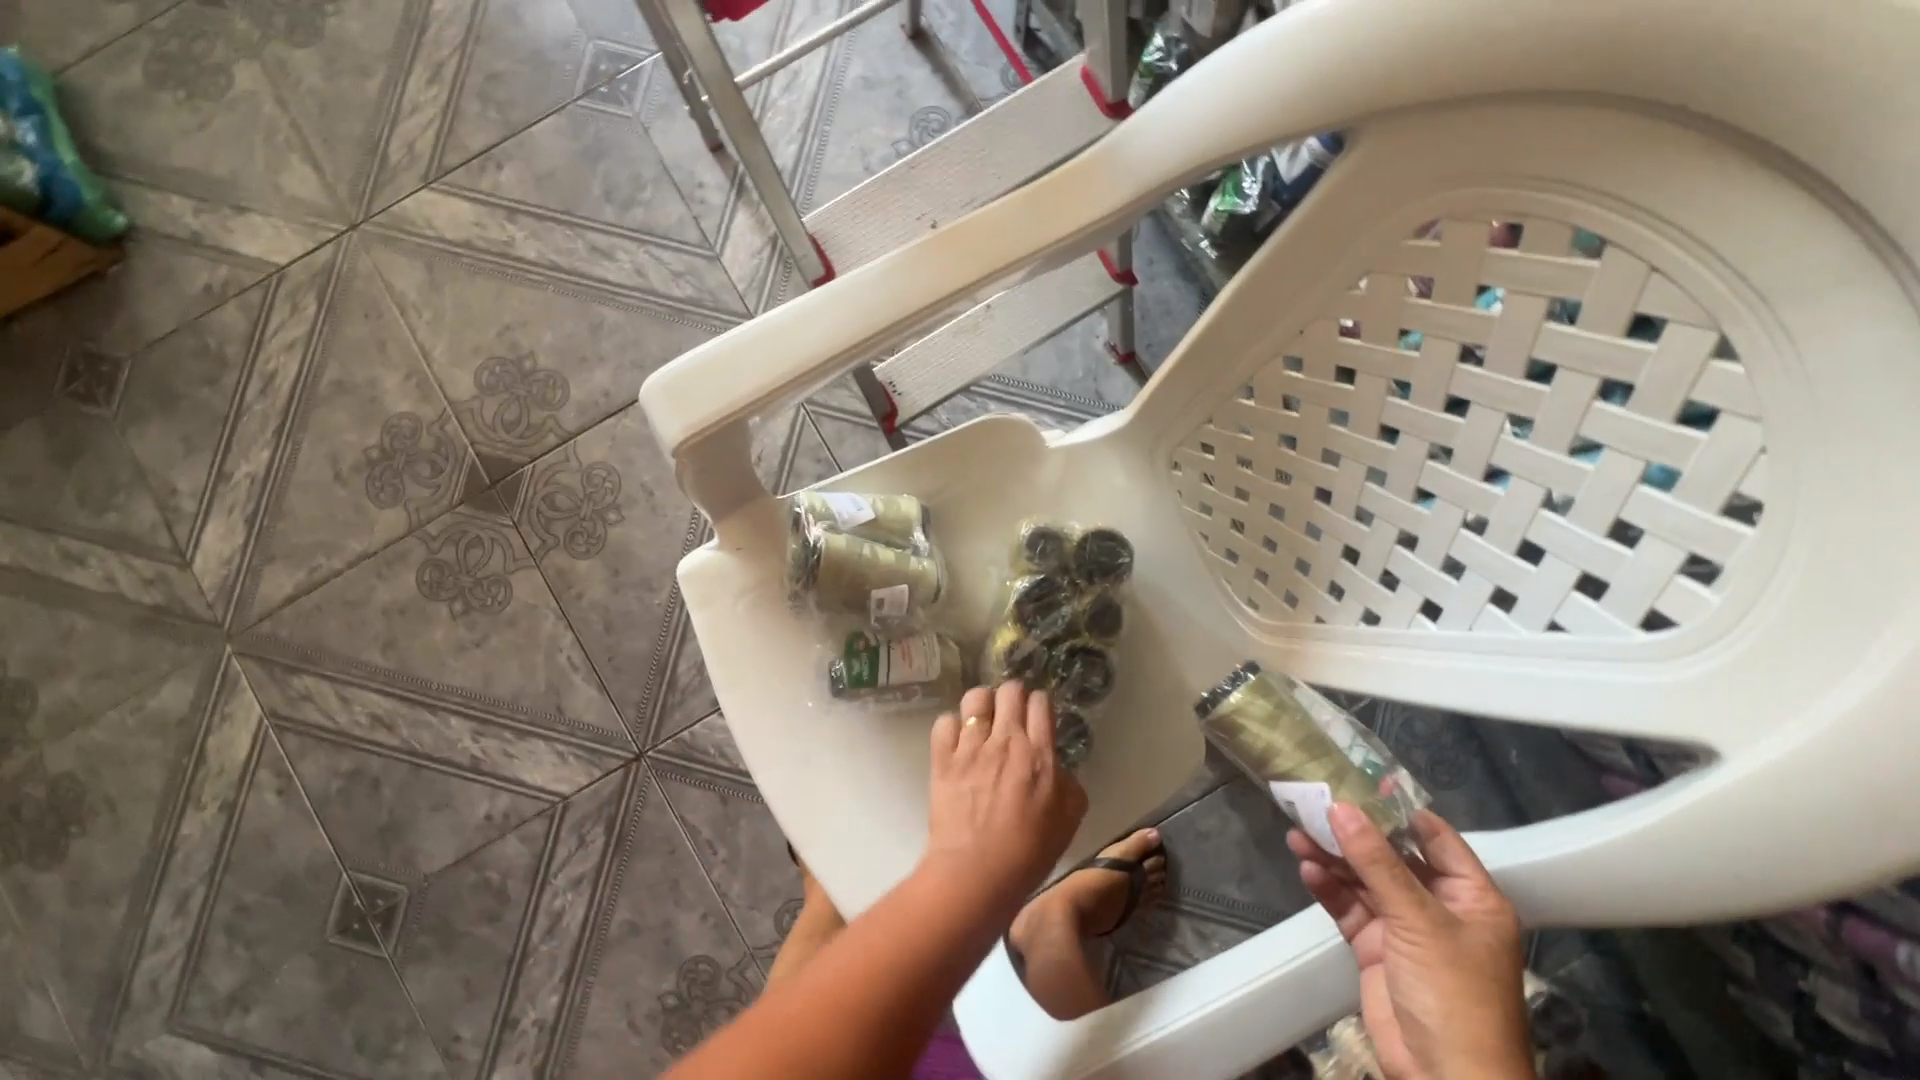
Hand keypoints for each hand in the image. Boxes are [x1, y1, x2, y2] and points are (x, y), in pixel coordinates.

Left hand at [923, 681, 1087, 916]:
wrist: (976, 872)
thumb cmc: (1029, 853)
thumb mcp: (1069, 820)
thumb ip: (1069, 785)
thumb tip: (1058, 769)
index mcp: (1040, 754)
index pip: (1041, 703)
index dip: (1039, 704)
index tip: (1037, 716)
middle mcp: (1006, 740)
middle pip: (1010, 691)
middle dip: (1013, 696)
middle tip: (1011, 714)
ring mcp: (971, 747)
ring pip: (975, 698)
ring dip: (982, 704)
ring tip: (982, 720)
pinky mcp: (942, 759)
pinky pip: (945, 722)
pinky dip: (951, 726)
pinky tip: (957, 741)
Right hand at [1290, 806, 1532, 1079]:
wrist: (1445, 1077)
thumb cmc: (1453, 993)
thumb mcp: (1419, 921)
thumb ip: (1377, 863)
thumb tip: (1343, 808)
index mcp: (1471, 896)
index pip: (1435, 838)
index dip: (1398, 810)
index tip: (1358, 782)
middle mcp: (1439, 907)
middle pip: (1392, 857)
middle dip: (1355, 833)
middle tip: (1314, 803)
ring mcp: (1405, 929)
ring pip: (1365, 881)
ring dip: (1334, 859)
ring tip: (1298, 831)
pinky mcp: (1376, 950)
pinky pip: (1350, 909)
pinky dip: (1330, 889)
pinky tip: (1308, 868)